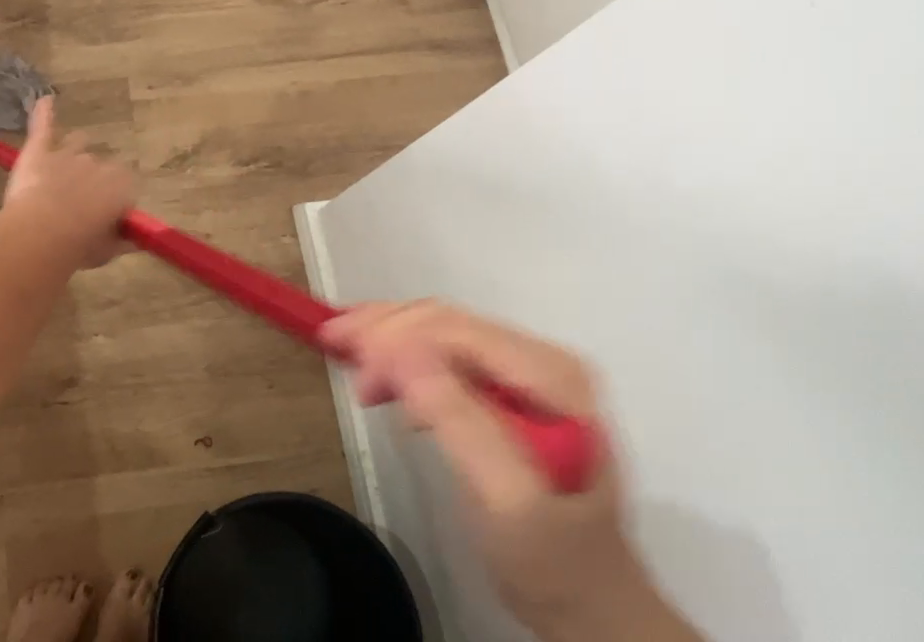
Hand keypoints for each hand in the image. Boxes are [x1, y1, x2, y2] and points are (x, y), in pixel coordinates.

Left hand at [1, 96, 135, 269]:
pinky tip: (45, 100)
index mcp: (122, 186)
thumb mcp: (107, 251)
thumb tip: (134, 240)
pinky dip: (44, 113)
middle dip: (91, 180)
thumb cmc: (79, 245)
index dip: (114, 200)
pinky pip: (44, 126)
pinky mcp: (40, 149)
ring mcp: (68, 154)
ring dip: (74, 151)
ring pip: (77, 145)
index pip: (126, 186)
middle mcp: (99, 164)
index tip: (104, 216)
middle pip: (100, 166)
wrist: (42, 231)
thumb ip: (121, 240)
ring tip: (65, 161)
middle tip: (77, 202)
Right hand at [320, 302, 697, 641]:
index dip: (392, 335)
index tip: (346, 359)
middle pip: (445, 321)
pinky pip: (445, 353)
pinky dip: (404, 356)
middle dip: (383, 329)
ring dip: (388, 340)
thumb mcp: (504, 497)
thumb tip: (401, 354)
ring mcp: (528, 374)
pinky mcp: (510, 391)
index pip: (454, 330)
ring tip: (350, 366)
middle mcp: (543, 360)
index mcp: (552, 377)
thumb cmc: (550, 558)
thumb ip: (458, 420)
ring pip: (439, 331)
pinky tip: (381, 376)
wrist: (591, 603)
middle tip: (332, 346)